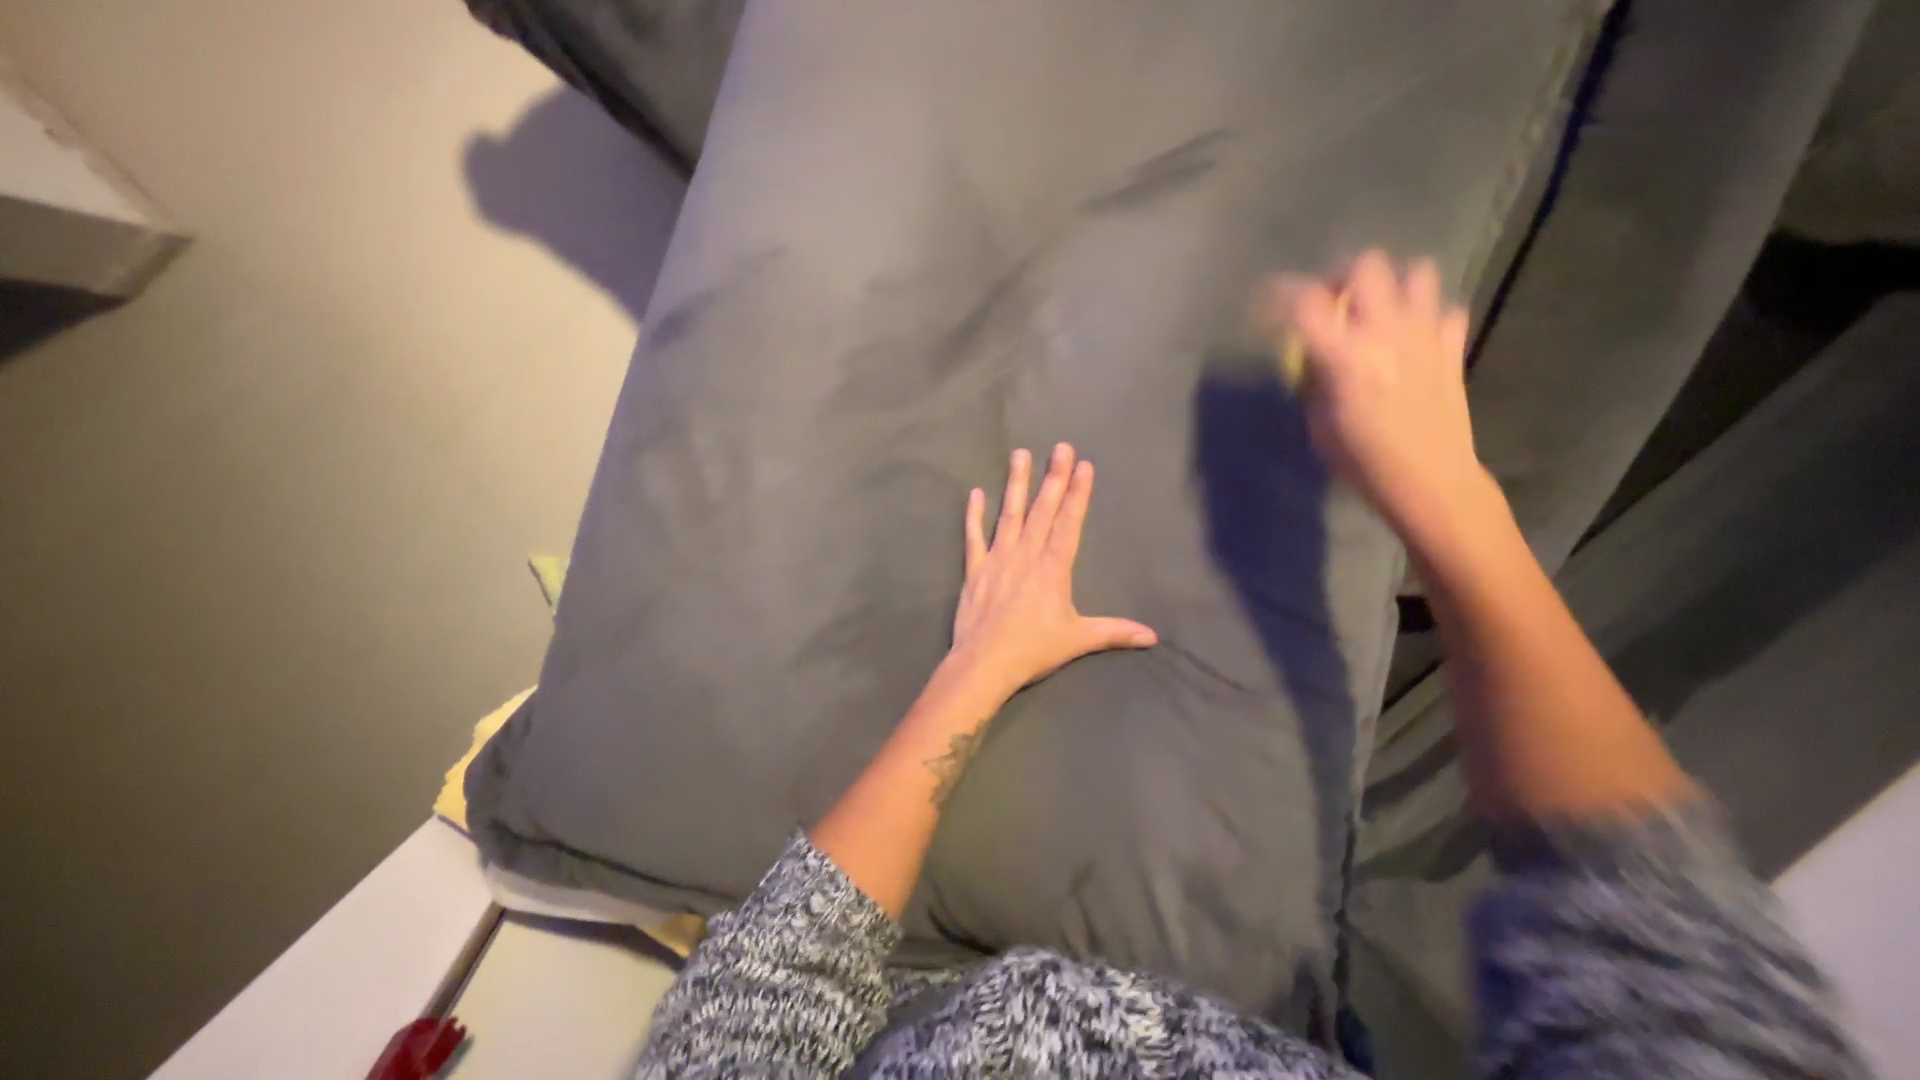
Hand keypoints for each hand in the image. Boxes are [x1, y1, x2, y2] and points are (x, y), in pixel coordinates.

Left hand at [947, 443, 1157, 701]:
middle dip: (1054, 478)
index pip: (1069, 523)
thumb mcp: (1078, 640)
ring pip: (1009, 516)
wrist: (984, 664)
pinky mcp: (975, 571)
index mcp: (1053, 568)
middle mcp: (1026, 555)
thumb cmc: (1034, 650)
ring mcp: (998, 560)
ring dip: (1016, 485)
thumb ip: (1114, 633)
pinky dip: (974, 516)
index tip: (1083, 466)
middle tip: (1060, 447)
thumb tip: (1152, 637)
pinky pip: (974, 538)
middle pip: (1043, 510)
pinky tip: (975, 493)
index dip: (1078, 494)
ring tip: (1020, 455)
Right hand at [1260, 250, 1495, 541]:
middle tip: (1331, 301)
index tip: (1267, 303)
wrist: (1430, 481)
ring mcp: (1426, 333)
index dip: (1279, 295)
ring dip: (1393, 285)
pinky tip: (1415, 338)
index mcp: (1346, 354)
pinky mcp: (1453, 346)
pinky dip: (1429, 316)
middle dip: (1341, 276)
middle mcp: (1386, 331)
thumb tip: (1314, 356)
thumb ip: (1315, 379)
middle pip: (1366, 265)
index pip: (1304, 302)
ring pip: (1416, 272)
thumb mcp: (1319, 423)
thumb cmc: (1363, 462)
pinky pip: (1446, 309)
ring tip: (1379, 310)